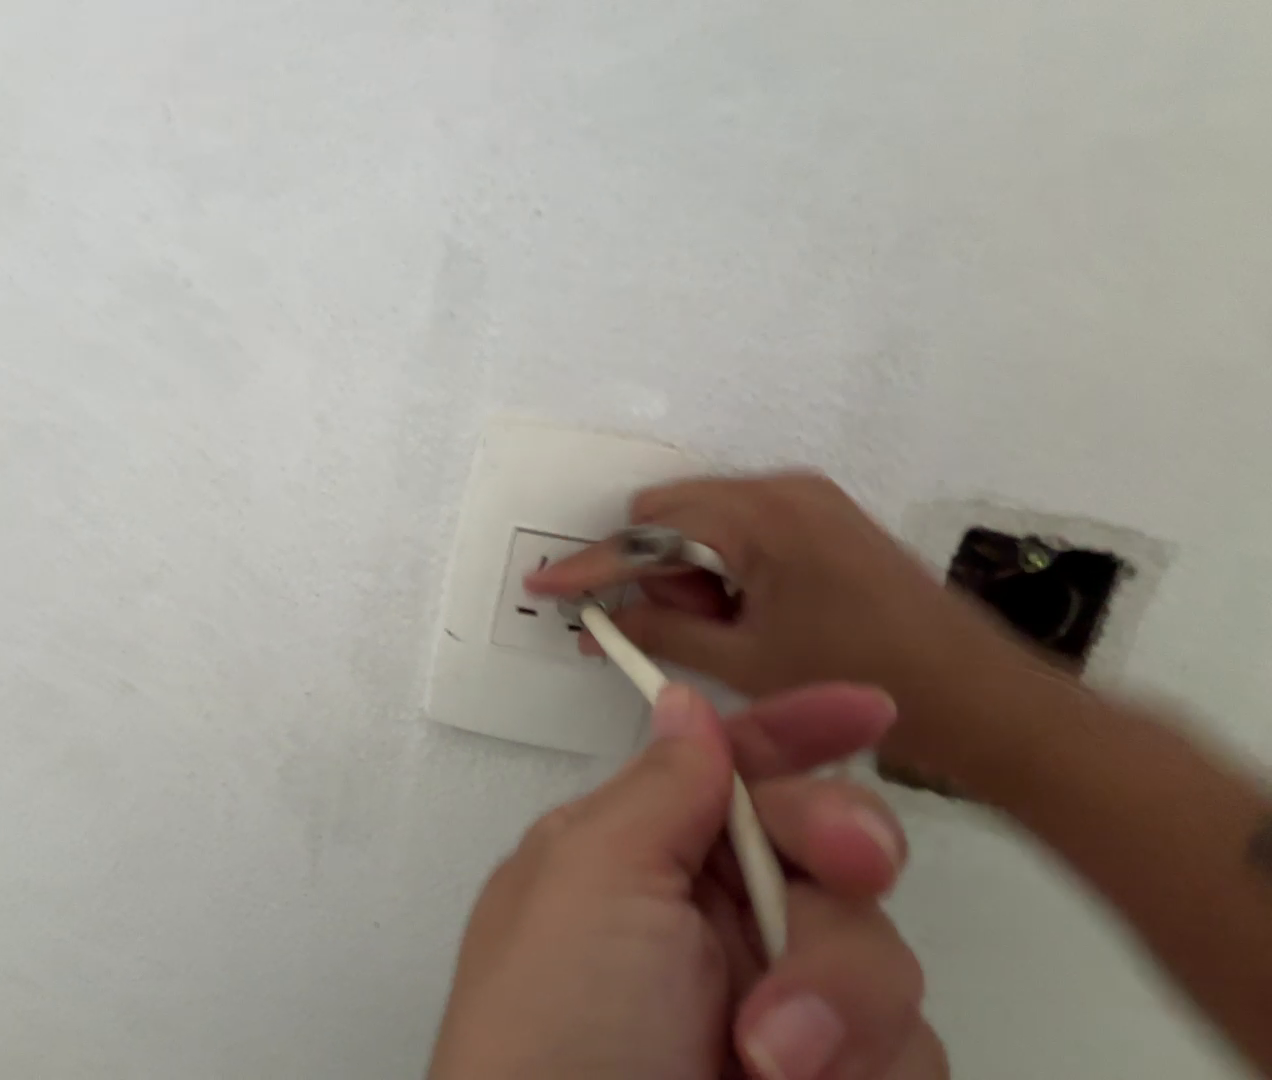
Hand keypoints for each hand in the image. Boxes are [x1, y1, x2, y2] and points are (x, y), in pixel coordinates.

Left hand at [429, 684, 945, 1079]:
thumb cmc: (558, 1019)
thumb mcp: (588, 878)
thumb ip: (656, 790)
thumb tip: (681, 703)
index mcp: (640, 852)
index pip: (731, 769)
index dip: (797, 731)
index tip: (868, 707)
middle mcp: (710, 917)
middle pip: (826, 843)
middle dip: (846, 843)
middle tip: (852, 861)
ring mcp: (774, 1003)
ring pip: (879, 952)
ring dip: (839, 999)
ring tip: (765, 1061)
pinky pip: (908, 1053)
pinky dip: (867, 1071)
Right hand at [525, 471, 1036, 777]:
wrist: (983, 700)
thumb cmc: (860, 680)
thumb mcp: (742, 661)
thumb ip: (659, 631)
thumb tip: (595, 624)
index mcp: (759, 520)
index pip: (645, 534)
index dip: (589, 564)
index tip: (542, 585)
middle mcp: (779, 490)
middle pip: (668, 514)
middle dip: (649, 568)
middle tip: (672, 623)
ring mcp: (803, 498)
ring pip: (699, 520)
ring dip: (686, 570)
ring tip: (720, 625)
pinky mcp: (817, 515)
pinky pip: (735, 527)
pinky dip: (718, 565)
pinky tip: (742, 609)